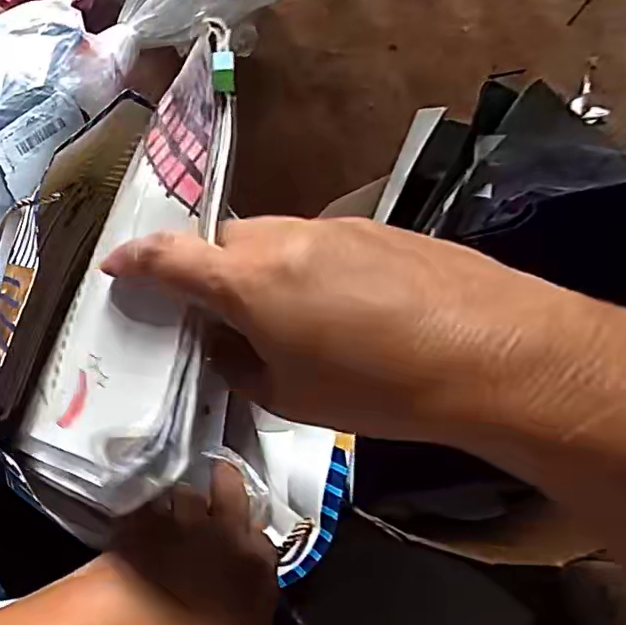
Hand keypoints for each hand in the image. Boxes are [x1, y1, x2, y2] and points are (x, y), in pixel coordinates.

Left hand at [91, 461, 275, 624]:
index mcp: (258, 563)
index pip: (264, 538)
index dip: (250, 534)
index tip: (243, 536)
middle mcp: (223, 531)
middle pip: (230, 488)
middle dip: (226, 480)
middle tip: (220, 474)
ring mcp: (179, 520)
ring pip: (184, 491)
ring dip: (179, 497)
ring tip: (172, 503)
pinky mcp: (140, 519)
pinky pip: (145, 503)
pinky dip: (143, 508)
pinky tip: (138, 515)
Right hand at [101, 216, 625, 446]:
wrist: (512, 361)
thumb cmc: (378, 388)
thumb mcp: (284, 395)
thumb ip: (236, 363)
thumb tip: (224, 344)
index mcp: (247, 281)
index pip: (168, 256)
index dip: (132, 259)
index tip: (113, 266)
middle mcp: (284, 240)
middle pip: (218, 240)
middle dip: (199, 266)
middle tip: (205, 307)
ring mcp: (336, 229)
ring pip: (267, 238)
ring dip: (251, 267)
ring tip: (275, 312)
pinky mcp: (381, 231)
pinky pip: (314, 242)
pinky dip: (299, 267)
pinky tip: (333, 306)